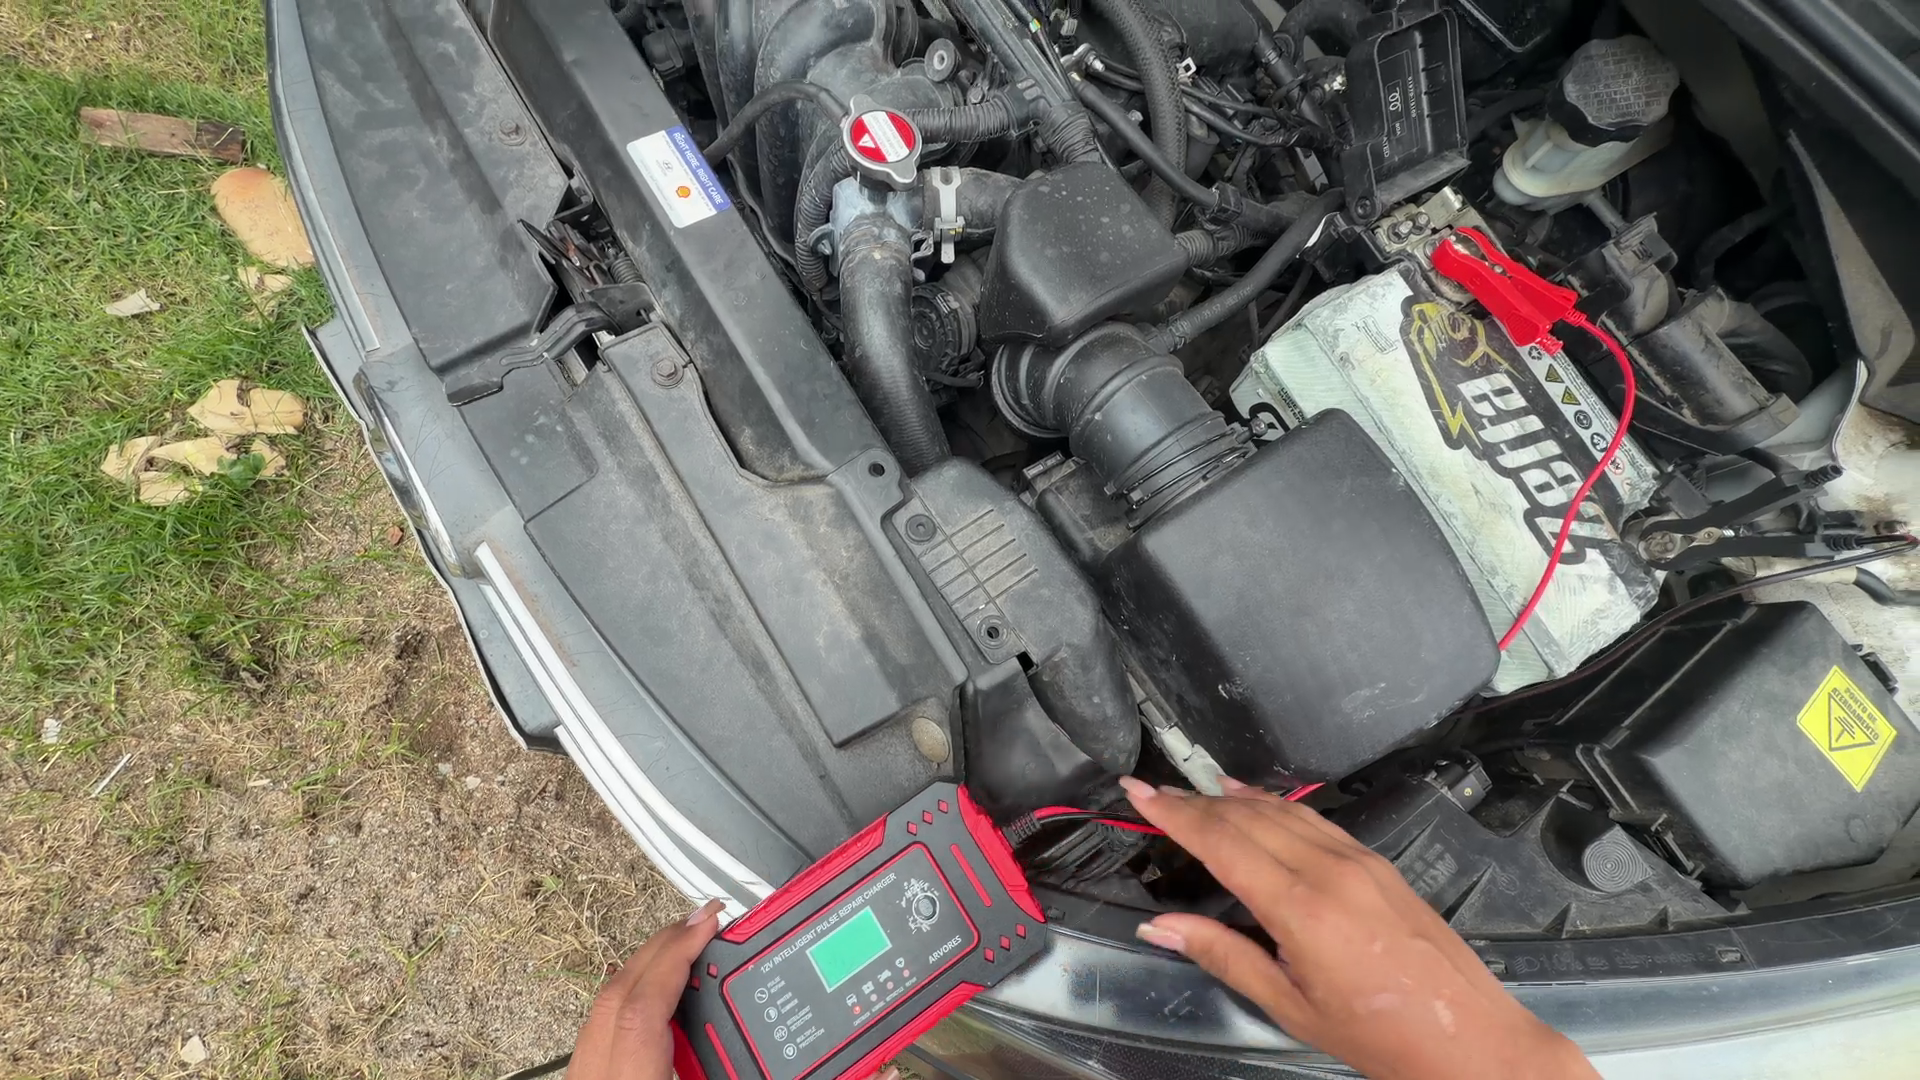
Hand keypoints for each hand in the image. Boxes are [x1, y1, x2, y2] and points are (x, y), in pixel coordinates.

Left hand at [565, 899, 901, 1079]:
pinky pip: (600, 1050)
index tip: (710, 921)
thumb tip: (878, 1068)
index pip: (638, 1010)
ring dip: (644, 981)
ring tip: (686, 960)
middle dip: (660, 951)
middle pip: (612, 1003)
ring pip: (598, 1024)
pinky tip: (665, 1022)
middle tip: (703, 925)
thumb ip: (814, 1078)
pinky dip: (632, 1017)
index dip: (674, 954)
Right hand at [1119, 776, 1599, 1079]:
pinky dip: (1266, 801)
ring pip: (1273, 809)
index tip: (1136, 790)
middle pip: (1242, 816)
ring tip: (1185, 791)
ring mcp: (1353, 857)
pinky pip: (1306, 816)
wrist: (1478, 1042)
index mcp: (1300, 908)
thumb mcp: (1290, 1007)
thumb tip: (1158, 925)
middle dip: (1189, 801)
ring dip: (1224, 797)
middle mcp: (1325, 869)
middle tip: (1150, 790)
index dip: (1172, 813)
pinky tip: (1244, 795)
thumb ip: (1222, 954)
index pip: (1220, 842)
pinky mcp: (1372, 857)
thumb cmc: (1377, 1036)